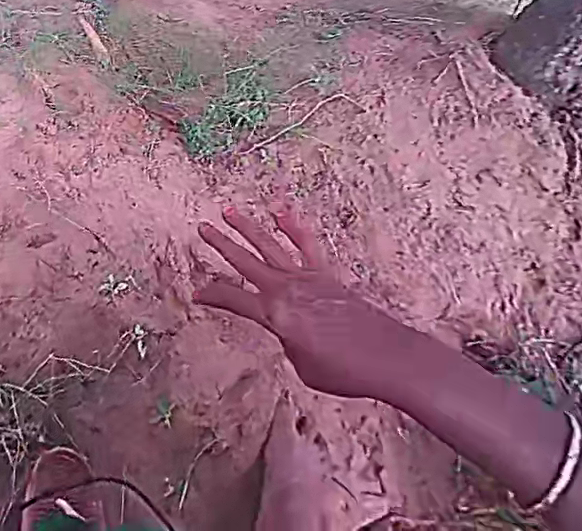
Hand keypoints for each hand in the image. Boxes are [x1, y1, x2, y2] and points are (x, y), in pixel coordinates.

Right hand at [195, 207, 426, 400]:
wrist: (386, 356)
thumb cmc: (343, 370)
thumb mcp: (302, 366)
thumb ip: (287, 341)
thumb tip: (288, 327)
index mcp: (274, 314)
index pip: (233, 299)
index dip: (211, 295)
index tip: (196, 293)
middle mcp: (285, 289)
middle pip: (245, 261)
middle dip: (221, 244)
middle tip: (202, 227)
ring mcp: (305, 277)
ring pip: (269, 245)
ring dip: (247, 228)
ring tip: (230, 211)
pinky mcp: (324, 274)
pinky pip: (305, 245)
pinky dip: (293, 228)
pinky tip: (281, 213)